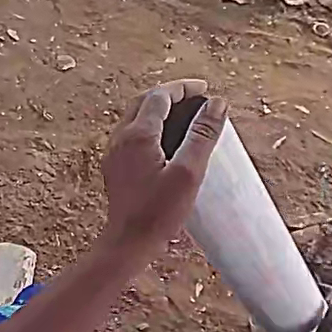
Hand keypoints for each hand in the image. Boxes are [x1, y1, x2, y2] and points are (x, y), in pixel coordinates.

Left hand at [101, 79, 227, 251]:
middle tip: (196, 98)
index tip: (205, 90)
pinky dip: (150, 126)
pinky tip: (167, 140)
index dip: (183, 89)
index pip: (159, 96)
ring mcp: (114, 152)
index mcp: (137, 135)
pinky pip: (131, 134)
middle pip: (144, 101)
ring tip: (186, 115)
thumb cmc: (159, 212)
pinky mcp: (114, 166)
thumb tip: (217, 104)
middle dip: (170, 94)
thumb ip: (203, 135)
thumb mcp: (189, 172)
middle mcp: (120, 138)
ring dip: (158, 109)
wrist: (128, 242)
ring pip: (135, 116)